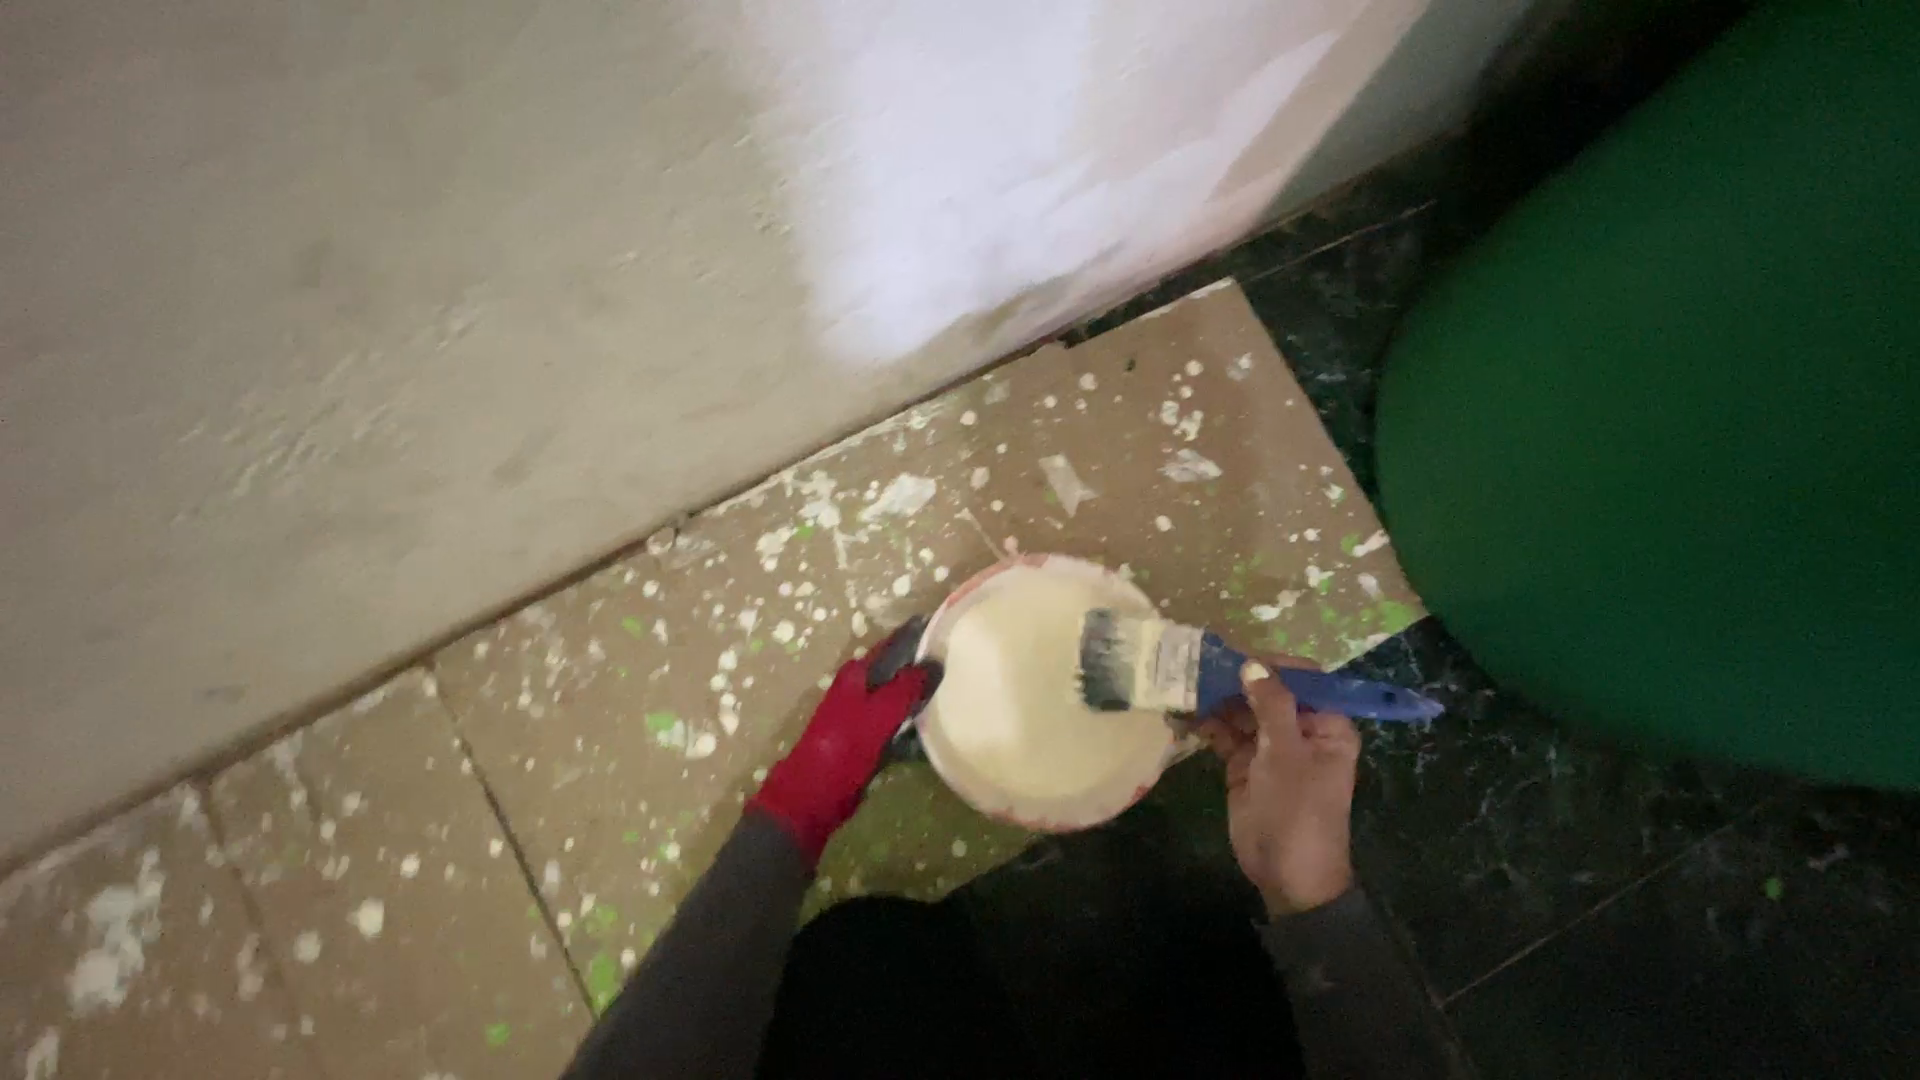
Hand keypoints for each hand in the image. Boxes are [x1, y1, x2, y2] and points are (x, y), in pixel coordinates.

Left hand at [746, 629, 938, 863]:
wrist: (814, 795)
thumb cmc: (844, 747)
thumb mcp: (879, 714)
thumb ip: (907, 687)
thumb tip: (936, 662)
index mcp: (858, 675)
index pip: (893, 644)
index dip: (917, 634)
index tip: (945, 624)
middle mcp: (861, 690)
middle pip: (899, 671)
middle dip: (926, 666)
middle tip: (961, 660)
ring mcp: (866, 717)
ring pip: (902, 700)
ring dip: (924, 698)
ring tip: (958, 693)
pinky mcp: (870, 742)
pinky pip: (900, 728)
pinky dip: (916, 728)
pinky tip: (939, 732)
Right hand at [1197, 658, 1359, 916]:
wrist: (1287, 874)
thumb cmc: (1299, 810)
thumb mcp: (1287, 754)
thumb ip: (1270, 705)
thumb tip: (1251, 663)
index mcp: (1325, 724)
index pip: (1302, 678)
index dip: (1272, 664)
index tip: (1236, 655)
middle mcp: (1298, 729)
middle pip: (1265, 691)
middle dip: (1233, 679)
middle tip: (1195, 664)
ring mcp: (1268, 746)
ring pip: (1239, 710)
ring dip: (1213, 698)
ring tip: (1180, 683)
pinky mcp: (1242, 763)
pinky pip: (1222, 733)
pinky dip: (1202, 723)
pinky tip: (1178, 712)